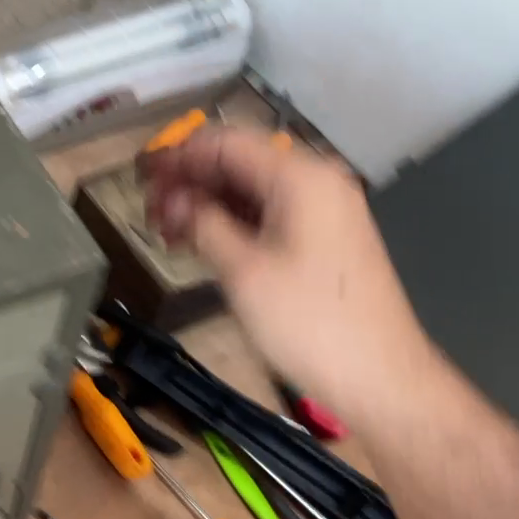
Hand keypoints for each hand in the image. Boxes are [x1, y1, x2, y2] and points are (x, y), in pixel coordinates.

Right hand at [141, 125, 437, 413]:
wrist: (376, 374)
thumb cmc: (307, 322)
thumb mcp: (243, 271)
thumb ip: (202, 225)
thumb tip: (173, 200)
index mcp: (299, 178)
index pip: (226, 144)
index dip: (178, 157)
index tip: (141, 176)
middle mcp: (314, 183)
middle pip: (238, 164)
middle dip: (189, 182)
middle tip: (147, 210)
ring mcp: (321, 212)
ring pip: (250, 192)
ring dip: (205, 205)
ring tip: (165, 231)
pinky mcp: (320, 239)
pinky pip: (266, 215)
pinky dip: (230, 223)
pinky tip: (199, 243)